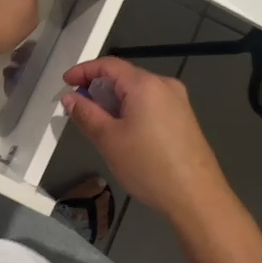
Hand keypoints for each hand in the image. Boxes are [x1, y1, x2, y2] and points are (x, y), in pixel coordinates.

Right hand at [61, 58, 228, 222]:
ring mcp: (179, 102)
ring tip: (99, 123)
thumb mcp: (108, 139)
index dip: (83, 71)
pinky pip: (151, 104)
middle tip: (79, 108)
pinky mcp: (185, 119)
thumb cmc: (148, 165)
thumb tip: (69, 97)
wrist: (196, 197)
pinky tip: (124, 133)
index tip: (65, 83)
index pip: (109, 65)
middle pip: (124, 76)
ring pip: (138, 92)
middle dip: (98, 88)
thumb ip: (85, 113)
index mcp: (145, 84)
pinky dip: (132, 110)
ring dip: (115, 101)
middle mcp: (165, 85)